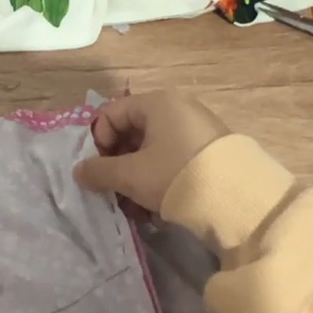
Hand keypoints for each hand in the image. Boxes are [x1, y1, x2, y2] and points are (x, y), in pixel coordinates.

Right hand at [72, 91, 229, 211]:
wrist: (233, 197)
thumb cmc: (173, 175)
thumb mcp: (130, 175)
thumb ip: (99, 171)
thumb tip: (79, 171)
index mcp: (157, 103)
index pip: (111, 114)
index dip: (98, 141)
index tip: (98, 169)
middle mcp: (177, 109)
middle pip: (131, 134)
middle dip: (117, 166)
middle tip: (113, 192)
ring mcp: (194, 131)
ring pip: (150, 153)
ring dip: (134, 180)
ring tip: (134, 209)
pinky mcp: (206, 153)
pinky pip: (170, 162)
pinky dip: (156, 182)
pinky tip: (154, 210)